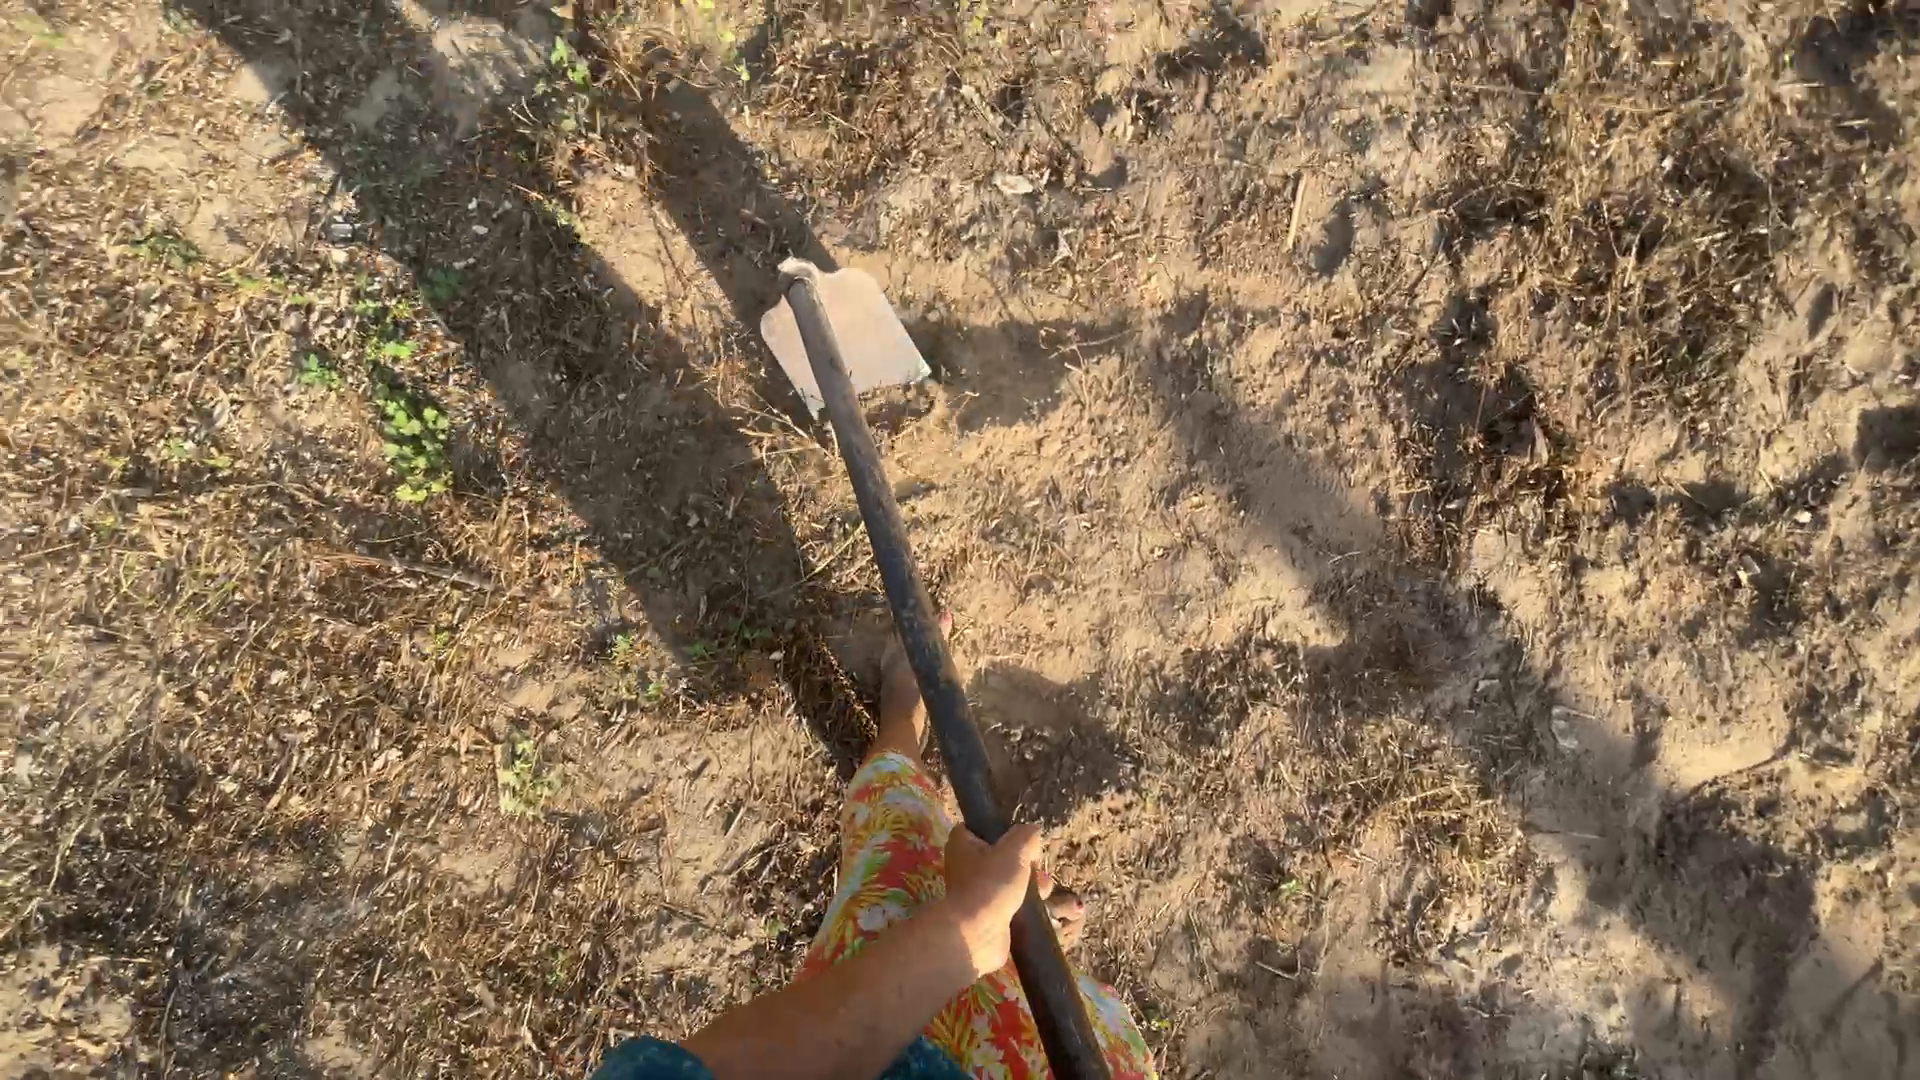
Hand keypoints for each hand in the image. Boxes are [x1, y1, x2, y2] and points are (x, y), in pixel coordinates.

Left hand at [942, 823, 1041, 977]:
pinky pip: (1010, 901)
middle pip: (1001, 855)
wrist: (977, 935)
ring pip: (1008, 879)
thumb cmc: (990, 883)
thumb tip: (1033, 830)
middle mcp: (964, 865)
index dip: (1003, 831)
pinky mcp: (987, 914)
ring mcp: (976, 891)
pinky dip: (1025, 902)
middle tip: (1037, 868)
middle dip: (1024, 861)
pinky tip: (1041, 905)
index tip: (1023, 838)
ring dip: (1028, 883)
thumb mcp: (1014, 850)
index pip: (982, 827)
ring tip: (1043, 890)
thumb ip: (1025, 836)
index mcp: (962, 843)